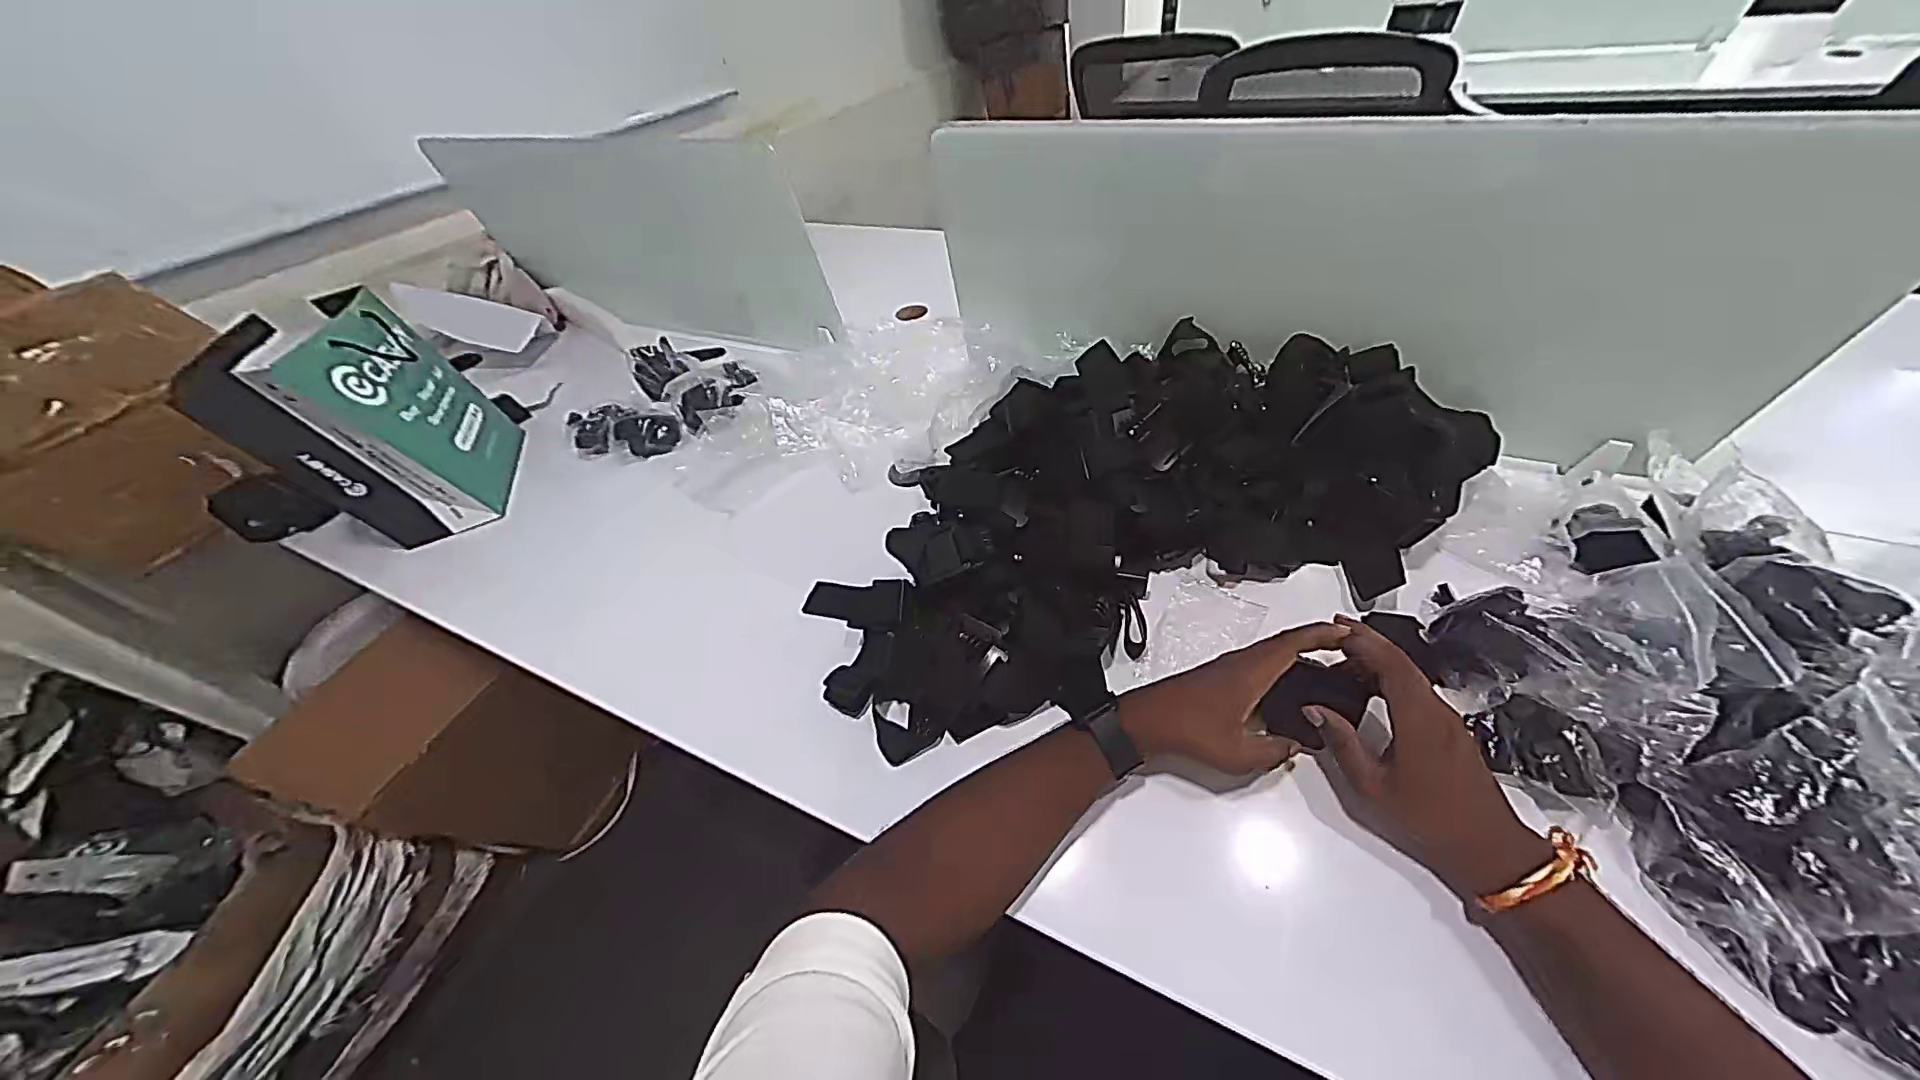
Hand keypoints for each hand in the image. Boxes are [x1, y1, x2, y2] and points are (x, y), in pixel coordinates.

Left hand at [1119, 622, 1350, 775]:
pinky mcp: (1217, 677)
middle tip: (1342, 646)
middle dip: (1316, 641)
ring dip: (1296, 652)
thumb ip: (1272, 752)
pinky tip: (1283, 682)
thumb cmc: (1182, 726)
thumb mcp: (1237, 752)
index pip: (1292, 643)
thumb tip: (1291, 747)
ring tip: (1320, 664)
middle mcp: (1238, 664)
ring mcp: (1226, 668)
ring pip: (1269, 652)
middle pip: (1284, 643)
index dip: (1322, 634)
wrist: (1146, 720)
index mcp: (1248, 673)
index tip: (1345, 631)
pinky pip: (1256, 662)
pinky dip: (1277, 663)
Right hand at [1308, 614, 1551, 897]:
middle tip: (1336, 634)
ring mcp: (1449, 722)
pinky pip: (1418, 692)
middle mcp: (1438, 714)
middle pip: (1402, 663)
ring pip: (1411, 676)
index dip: (1362, 641)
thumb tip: (1316, 711)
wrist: (1488, 850)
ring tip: (1345, 661)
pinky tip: (1371, 688)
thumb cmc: (1432, 822)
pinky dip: (1391, 680)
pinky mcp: (1452, 732)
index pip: (1390, 664)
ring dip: (1378, 661)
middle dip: (1368, 643)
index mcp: (1418, 720)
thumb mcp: (1370, 785)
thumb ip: (1341, 742)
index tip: (1337, 628)